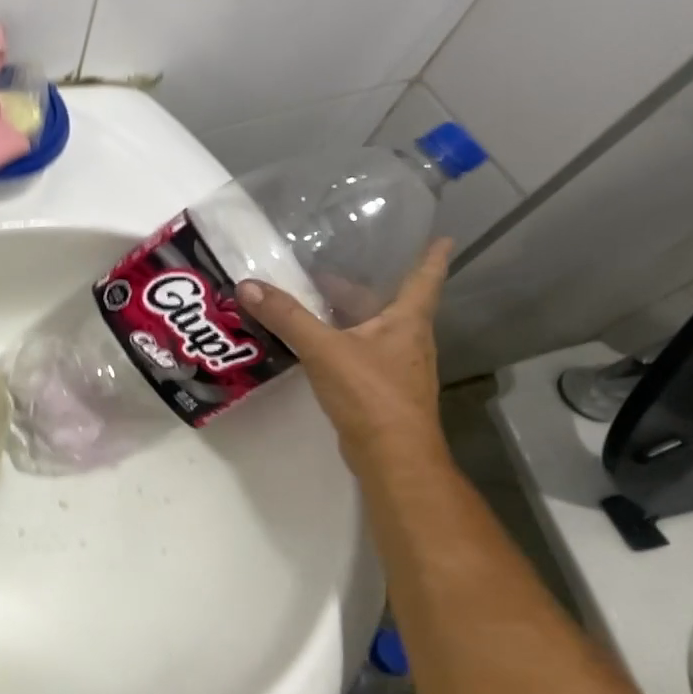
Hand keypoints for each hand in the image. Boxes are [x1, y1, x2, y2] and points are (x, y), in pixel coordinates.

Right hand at [236, 238, 454, 474]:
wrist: (392, 456)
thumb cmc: (371, 394)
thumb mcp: (323, 349)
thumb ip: (286, 317)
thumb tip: (248, 285)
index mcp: (407, 322)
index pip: (424, 280)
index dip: (432, 258)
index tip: (444, 237)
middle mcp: (408, 339)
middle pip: (388, 301)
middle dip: (363, 282)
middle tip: (331, 261)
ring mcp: (396, 365)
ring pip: (372, 326)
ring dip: (348, 310)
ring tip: (314, 294)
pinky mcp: (379, 387)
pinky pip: (358, 349)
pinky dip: (338, 337)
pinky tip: (312, 338)